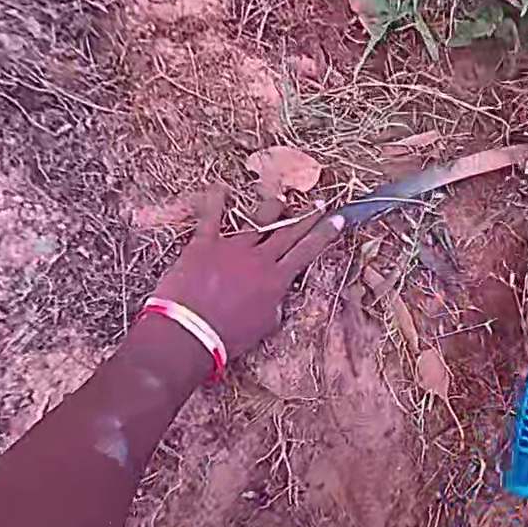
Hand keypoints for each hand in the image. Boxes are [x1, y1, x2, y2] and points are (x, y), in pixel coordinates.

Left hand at [148, 186, 343, 357]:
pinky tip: (221, 188)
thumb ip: (274, 304)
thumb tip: (276, 294)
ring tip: (281, 200)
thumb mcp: (263, 326)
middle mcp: (259, 258)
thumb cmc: (228, 338)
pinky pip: (212, 216)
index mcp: (276, 279)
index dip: (324, 234)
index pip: (306, 251)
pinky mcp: (204, 243)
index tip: (338, 219)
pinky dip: (217, 201)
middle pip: (288, 231)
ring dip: (272, 209)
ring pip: (258, 220)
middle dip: (307, 216)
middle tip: (320, 203)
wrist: (189, 333)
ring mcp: (231, 247)